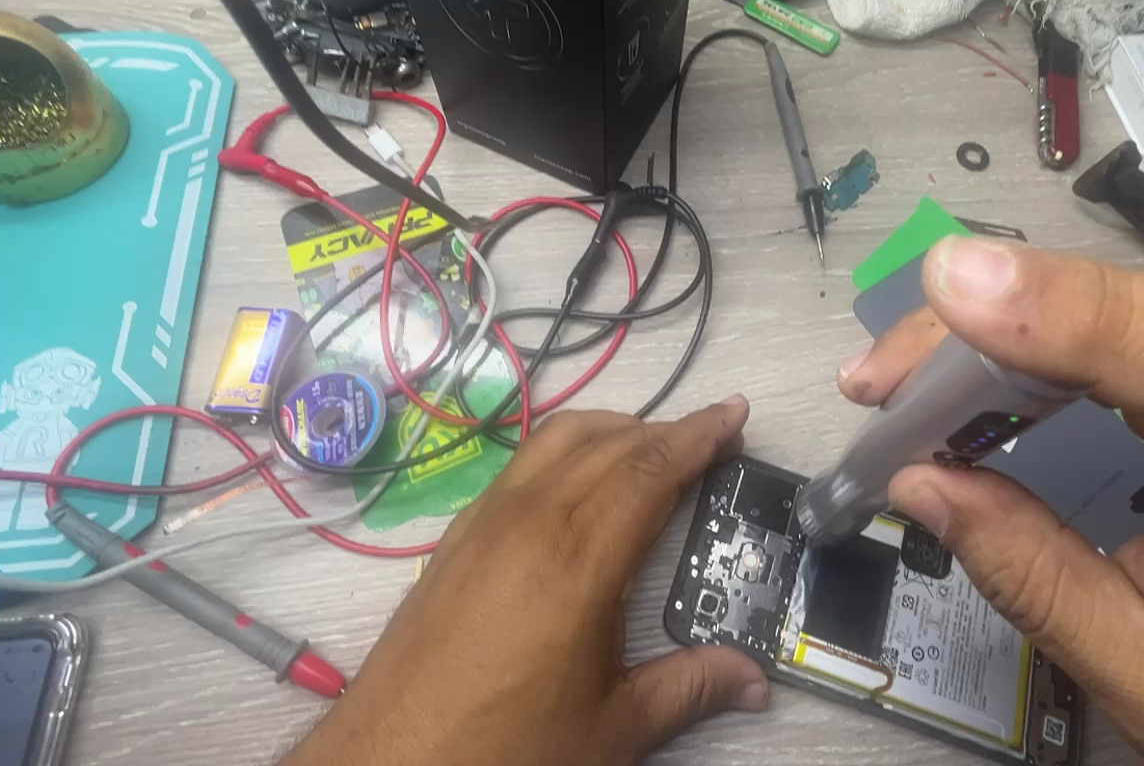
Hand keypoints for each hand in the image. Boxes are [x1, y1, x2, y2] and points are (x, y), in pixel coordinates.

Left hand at [281, 398, 767, 765]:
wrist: (386, 765)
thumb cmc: (506, 748)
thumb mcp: (611, 729)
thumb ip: (689, 688)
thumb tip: (756, 678)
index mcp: (580, 559)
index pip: (651, 469)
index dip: (699, 434)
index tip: (735, 413)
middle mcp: (535, 516)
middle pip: (615, 442)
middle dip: (672, 430)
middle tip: (714, 440)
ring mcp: (491, 514)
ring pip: (565, 436)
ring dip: (619, 427)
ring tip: (656, 446)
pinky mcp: (462, 527)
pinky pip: (528, 458)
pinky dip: (572, 445)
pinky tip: (583, 474)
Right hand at [838, 236, 1143, 764]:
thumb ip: (1039, 582)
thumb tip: (919, 478)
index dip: (1085, 315)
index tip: (956, 287)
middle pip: (1134, 315)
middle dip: (987, 329)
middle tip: (875, 384)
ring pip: (1111, 308)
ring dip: (990, 334)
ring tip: (894, 386)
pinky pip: (1114, 334)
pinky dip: (1023, 347)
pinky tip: (964, 380)